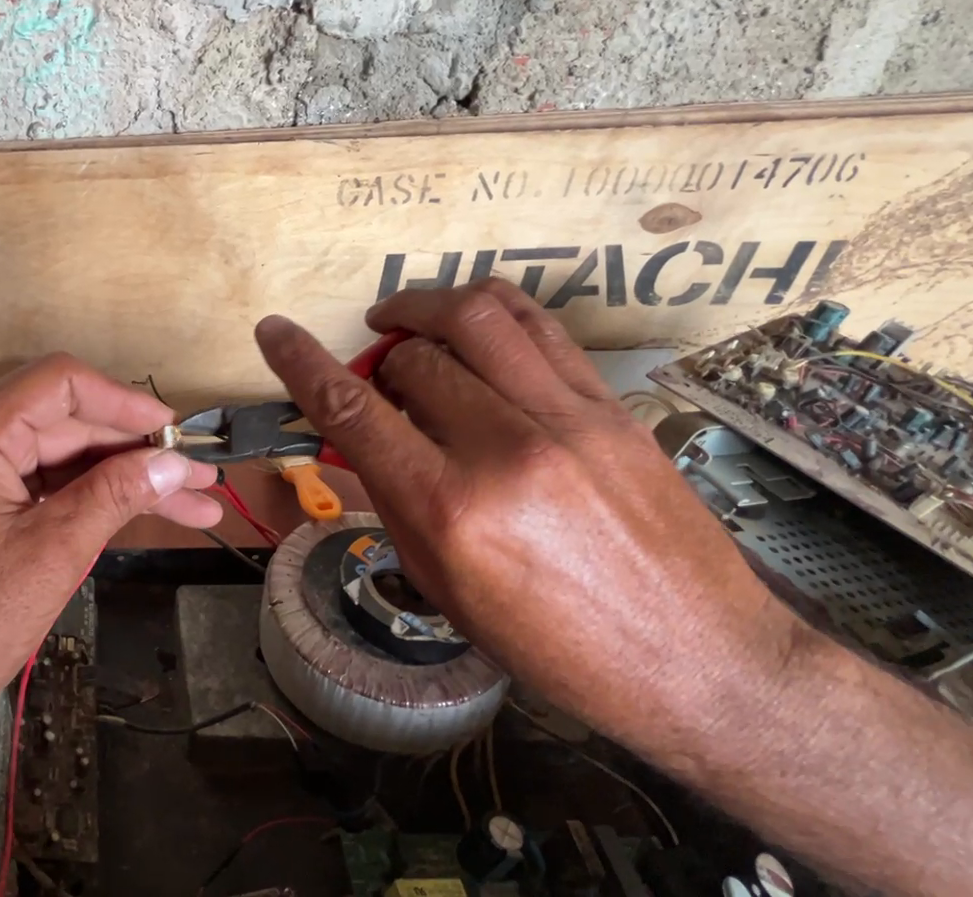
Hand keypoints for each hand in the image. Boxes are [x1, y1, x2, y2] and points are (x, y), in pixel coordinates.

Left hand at [0, 354, 221, 734]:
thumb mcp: (52, 553)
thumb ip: (114, 495)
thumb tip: (174, 462)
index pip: (61, 383)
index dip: (126, 402)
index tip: (177, 433)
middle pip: (68, 418)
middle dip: (136, 448)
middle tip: (202, 478)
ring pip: (64, 452)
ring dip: (123, 475)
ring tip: (195, 503)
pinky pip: (44, 479)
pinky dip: (91, 494)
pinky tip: (145, 511)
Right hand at [254, 279, 798, 745]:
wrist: (699, 662)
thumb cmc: (552, 643)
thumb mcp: (442, 584)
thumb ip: (392, 499)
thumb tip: (358, 438)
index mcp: (449, 509)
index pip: (352, 409)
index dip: (300, 362)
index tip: (274, 332)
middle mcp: (504, 450)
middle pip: (411, 360)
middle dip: (377, 365)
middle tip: (375, 385)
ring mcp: (566, 419)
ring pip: (475, 316)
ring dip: (422, 309)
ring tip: (403, 322)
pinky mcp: (611, 407)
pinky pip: (538, 326)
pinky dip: (488, 311)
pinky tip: (470, 325)